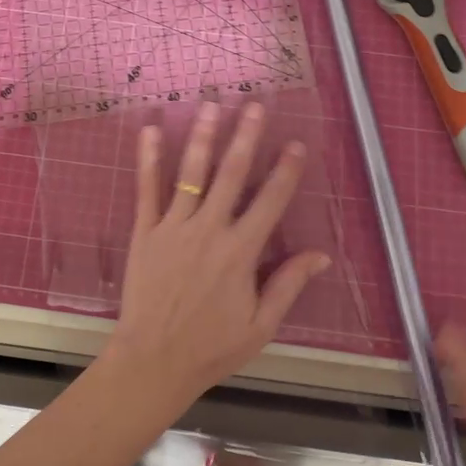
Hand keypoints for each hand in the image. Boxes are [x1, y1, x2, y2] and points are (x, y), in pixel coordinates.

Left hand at [99, 101, 332, 404]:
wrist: (153, 360)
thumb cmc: (211, 346)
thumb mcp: (260, 326)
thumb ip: (287, 285)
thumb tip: (320, 255)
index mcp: (241, 252)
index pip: (270, 202)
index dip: (285, 172)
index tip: (296, 144)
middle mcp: (209, 230)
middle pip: (231, 175)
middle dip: (245, 137)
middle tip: (254, 106)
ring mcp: (174, 227)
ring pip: (191, 173)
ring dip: (203, 137)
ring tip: (211, 106)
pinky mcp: (145, 231)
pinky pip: (147, 189)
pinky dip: (148, 159)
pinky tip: (150, 130)